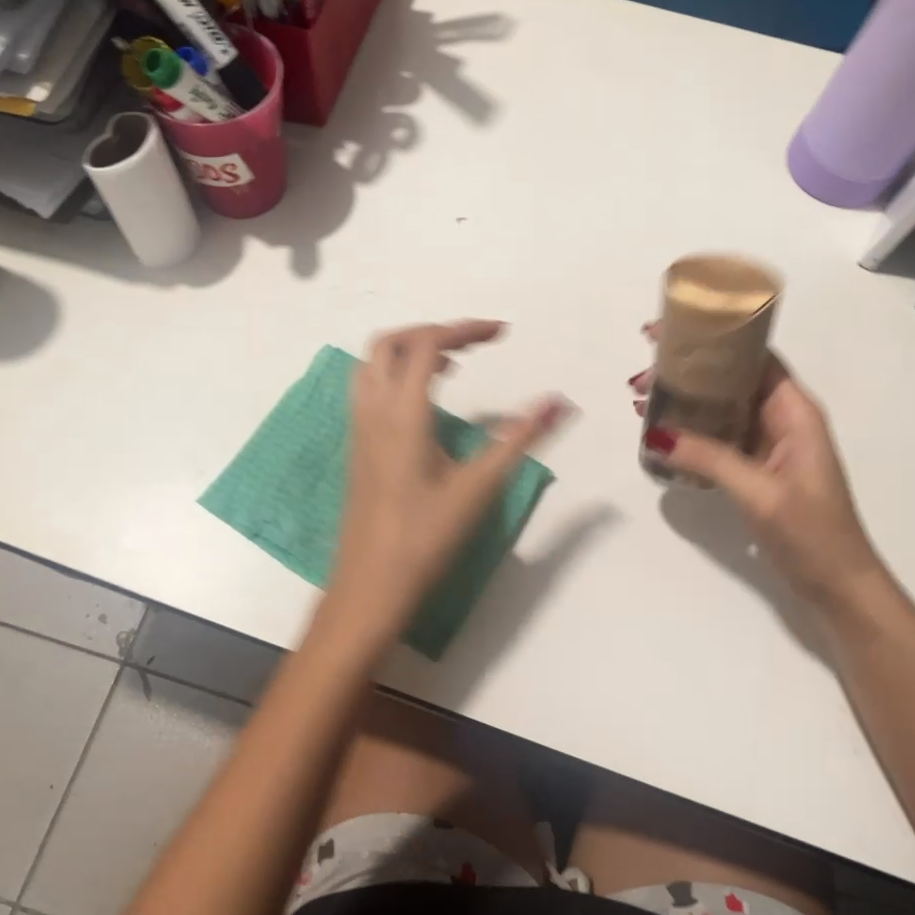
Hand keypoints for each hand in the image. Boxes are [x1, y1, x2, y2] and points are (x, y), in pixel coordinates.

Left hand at [321, 321, 570, 646]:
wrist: (370, 586)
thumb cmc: (425, 538)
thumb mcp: (479, 487)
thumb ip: (519, 439)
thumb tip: (559, 404)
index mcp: (403, 413)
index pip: (427, 343)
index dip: (465, 328)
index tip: (501, 333)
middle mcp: (373, 411)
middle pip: (390, 343)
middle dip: (433, 331)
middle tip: (474, 344)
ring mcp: (358, 429)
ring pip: (372, 365)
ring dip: (408, 352)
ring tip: (452, 368)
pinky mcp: (356, 448)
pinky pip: (368, 390)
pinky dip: (395, 376)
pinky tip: (426, 407)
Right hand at [631, 336, 884, 604]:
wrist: (840, 586)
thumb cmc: (812, 534)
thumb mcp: (759, 493)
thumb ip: (710, 459)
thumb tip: (657, 432)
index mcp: (795, 411)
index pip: (753, 355)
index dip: (714, 337)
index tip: (669, 331)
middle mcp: (783, 419)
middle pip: (732, 378)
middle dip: (688, 371)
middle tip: (642, 373)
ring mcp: (770, 444)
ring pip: (722, 408)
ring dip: (685, 402)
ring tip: (641, 401)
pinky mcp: (759, 469)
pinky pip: (720, 436)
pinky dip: (692, 431)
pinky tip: (661, 434)